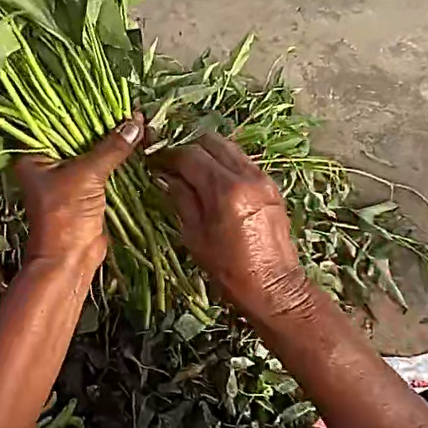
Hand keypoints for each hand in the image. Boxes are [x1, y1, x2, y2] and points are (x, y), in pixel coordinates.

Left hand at [13, 115, 143, 265]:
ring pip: (93, 151)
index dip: (84, 106)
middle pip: (79, 134)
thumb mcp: (86, 176)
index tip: (109, 94)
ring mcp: (69, 176)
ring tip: (137, 121)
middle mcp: (49, 162)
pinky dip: (118, 158)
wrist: (70, 259)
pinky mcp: (87, 190)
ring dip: (114, 140)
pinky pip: (103, 167)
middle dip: (103, 122)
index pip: (58, 120)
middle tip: (128, 105)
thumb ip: (111, 148)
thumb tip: (135, 123)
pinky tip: (136, 143)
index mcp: (35, 155)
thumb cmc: (64, 216)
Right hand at [153, 133, 316, 323]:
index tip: (154, 160)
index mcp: (225, 190)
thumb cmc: (229, 269)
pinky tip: (213, 181)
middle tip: (172, 162)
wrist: (273, 286)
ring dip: (208, 153)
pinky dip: (225, 163)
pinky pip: (243, 162)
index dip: (168, 154)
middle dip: (188, 147)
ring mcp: (263, 178)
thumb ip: (181, 199)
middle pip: (212, 142)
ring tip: (191, 170)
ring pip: (229, 148)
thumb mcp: (195, 236)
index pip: (191, 155)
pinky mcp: (272, 186)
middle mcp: (247, 176)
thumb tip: (165, 177)